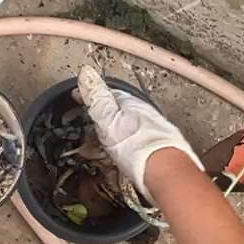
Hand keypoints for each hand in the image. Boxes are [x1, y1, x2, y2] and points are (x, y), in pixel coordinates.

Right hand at [75, 66, 200, 195]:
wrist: (165, 171)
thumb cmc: (136, 144)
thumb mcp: (108, 118)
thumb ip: (97, 96)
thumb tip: (86, 72)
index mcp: (131, 103)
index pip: (108, 93)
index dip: (92, 97)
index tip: (78, 99)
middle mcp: (144, 114)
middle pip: (120, 112)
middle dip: (104, 117)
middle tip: (89, 126)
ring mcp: (153, 132)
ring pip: (128, 129)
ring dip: (115, 134)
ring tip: (101, 146)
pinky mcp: (157, 151)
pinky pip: (136, 145)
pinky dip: (125, 148)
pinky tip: (122, 157)